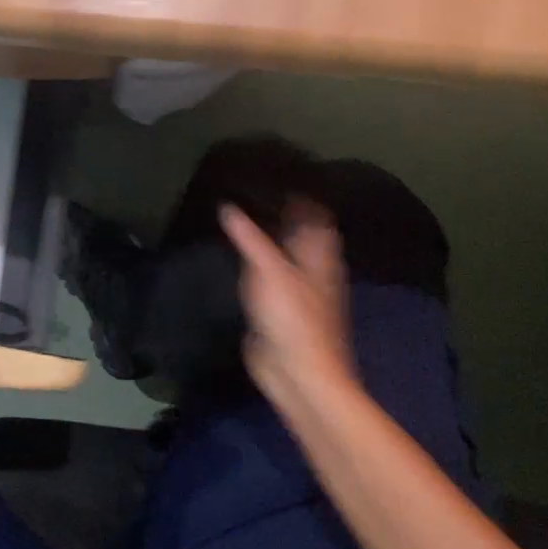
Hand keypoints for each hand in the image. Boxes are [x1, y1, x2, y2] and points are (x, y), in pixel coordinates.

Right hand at [220, 203, 358, 398]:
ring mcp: (294, 292)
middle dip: (282, 215)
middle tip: (252, 191)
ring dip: (266, 238)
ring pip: (281, 256)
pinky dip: (252, 263)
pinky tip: (234, 256)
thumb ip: (249, 238)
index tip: (279, 175)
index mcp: (320, 258)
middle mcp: (311, 271)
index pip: (316, 218)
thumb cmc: (292, 318)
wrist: (297, 373)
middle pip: (300, 235)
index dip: (303, 198)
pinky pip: (263, 278)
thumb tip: (227, 206)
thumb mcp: (270, 271)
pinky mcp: (275, 309)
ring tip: (240, 215)